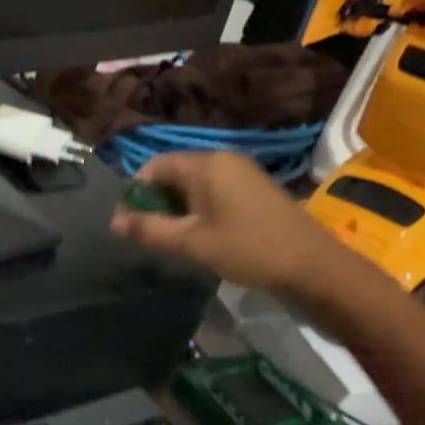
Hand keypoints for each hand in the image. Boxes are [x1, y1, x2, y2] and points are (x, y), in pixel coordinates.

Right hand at [109, 151, 349, 298]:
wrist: (311, 264)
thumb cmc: (248, 248)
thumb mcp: (192, 242)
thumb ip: (149, 229)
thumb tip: (114, 221)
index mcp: (207, 164)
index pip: (155, 165)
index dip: (135, 192)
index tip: (128, 223)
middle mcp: (223, 160)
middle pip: (173, 172)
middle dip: (154, 201)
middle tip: (147, 234)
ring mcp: (241, 174)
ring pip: (192, 184)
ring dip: (175, 208)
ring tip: (170, 238)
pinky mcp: (252, 190)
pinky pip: (211, 192)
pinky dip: (196, 210)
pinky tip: (197, 236)